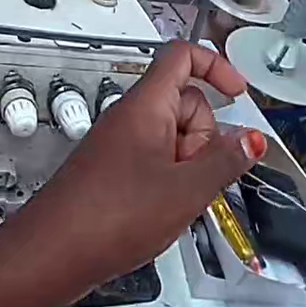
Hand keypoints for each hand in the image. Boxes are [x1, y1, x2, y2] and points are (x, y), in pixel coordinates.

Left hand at [12, 40, 265, 291]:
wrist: (55, 251)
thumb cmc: (108, 217)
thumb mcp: (184, 190)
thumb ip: (224, 160)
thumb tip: (250, 138)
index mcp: (145, 105)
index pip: (181, 56)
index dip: (215, 65)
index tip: (238, 92)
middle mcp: (130, 115)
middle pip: (185, 101)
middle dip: (203, 135)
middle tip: (193, 173)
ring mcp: (120, 140)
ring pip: (172, 133)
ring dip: (188, 161)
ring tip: (175, 197)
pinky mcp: (115, 165)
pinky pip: (156, 156)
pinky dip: (171, 176)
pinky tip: (163, 207)